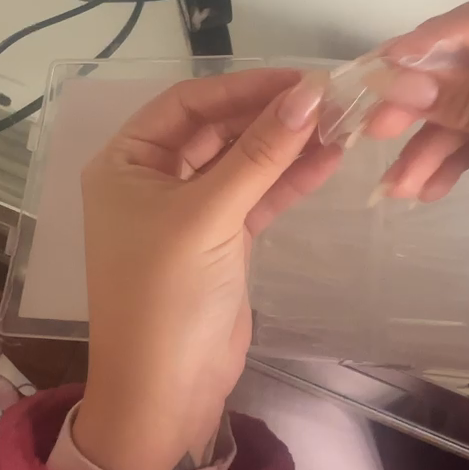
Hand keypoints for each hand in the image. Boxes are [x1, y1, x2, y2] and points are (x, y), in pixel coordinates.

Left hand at [74, 68, 339, 469]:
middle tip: (330, 99)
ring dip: (287, 146)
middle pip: (219, 129)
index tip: (299, 79)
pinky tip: (329, 160)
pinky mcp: (222, 238)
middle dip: (270, 115)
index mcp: (127, 162)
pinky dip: (289, 181)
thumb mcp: (208, 216)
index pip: (187, 104)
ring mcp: (191, 210)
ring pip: (243, 163)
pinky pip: (257, 196)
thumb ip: (259, 153)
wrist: (166, 390)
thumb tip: (308, 94)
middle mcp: (155, 178)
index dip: (242, 86)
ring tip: (341, 124)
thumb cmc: (166, 294)